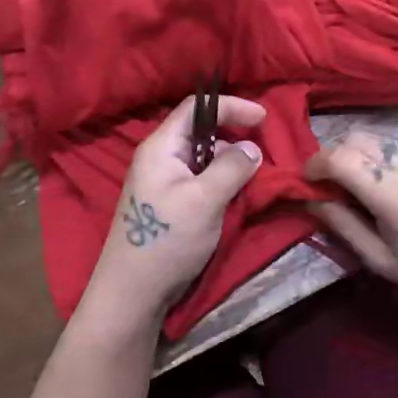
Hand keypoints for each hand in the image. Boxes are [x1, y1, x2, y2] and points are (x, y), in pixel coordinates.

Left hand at [83, 95, 266, 322]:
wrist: (133, 290)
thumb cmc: (167, 239)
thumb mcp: (205, 199)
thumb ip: (231, 168)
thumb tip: (252, 147)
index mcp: (160, 147)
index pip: (195, 108)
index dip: (230, 107)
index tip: (264, 119)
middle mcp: (159, 159)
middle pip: (200, 133)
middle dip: (234, 138)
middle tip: (263, 156)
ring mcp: (163, 183)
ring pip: (203, 160)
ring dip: (229, 165)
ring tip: (254, 180)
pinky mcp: (169, 205)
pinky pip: (199, 182)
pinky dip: (220, 184)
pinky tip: (236, 197)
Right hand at [304, 130, 397, 314]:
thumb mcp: (378, 258)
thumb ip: (340, 223)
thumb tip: (307, 198)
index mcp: (393, 194)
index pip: (339, 157)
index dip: (314, 165)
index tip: (306, 184)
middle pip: (353, 139)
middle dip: (331, 157)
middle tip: (326, 185)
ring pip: (372, 137)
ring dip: (352, 154)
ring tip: (351, 184)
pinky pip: (392, 143)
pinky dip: (374, 155)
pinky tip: (378, 182)